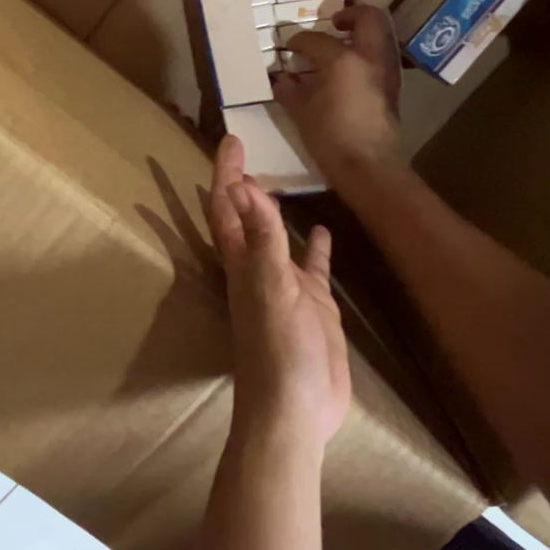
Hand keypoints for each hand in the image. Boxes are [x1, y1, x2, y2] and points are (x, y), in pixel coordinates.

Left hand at [208, 136, 350, 449]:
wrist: (297, 411)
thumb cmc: (278, 348)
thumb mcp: (270, 287)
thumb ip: (261, 239)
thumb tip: (245, 186)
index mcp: (241, 261)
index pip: (226, 206)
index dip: (225, 173)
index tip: (229, 138)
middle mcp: (259, 267)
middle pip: (245, 216)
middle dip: (243, 184)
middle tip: (248, 148)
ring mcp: (286, 285)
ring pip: (276, 237)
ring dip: (274, 211)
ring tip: (282, 179)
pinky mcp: (313, 304)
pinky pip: (313, 267)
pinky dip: (315, 247)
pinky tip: (324, 230)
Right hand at [274, 3, 401, 172]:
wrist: (368, 167)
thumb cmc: (330, 136)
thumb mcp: (301, 112)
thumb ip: (290, 91)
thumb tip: (282, 79)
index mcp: (341, 59)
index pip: (314, 39)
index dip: (298, 40)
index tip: (289, 48)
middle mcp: (367, 58)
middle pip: (368, 17)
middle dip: (350, 14)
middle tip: (332, 23)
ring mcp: (384, 72)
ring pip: (378, 37)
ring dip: (360, 35)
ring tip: (338, 48)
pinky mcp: (390, 89)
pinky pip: (378, 59)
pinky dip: (364, 56)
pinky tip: (345, 74)